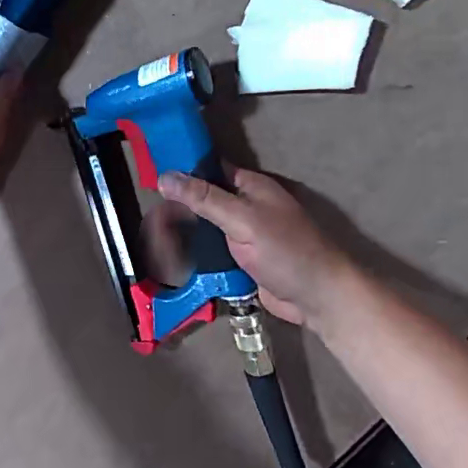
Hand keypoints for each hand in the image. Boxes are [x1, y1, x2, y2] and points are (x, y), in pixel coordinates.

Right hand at [155, 164, 354, 328]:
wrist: (319, 300)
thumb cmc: (286, 251)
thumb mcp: (243, 219)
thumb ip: (204, 198)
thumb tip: (164, 177)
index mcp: (249, 185)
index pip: (209, 167)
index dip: (182, 167)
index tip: (151, 171)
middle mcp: (244, 205)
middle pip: (202, 197)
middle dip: (177, 203)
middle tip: (148, 210)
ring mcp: (241, 232)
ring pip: (203, 224)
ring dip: (182, 228)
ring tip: (150, 231)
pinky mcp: (238, 258)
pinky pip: (209, 247)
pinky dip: (191, 248)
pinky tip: (169, 252)